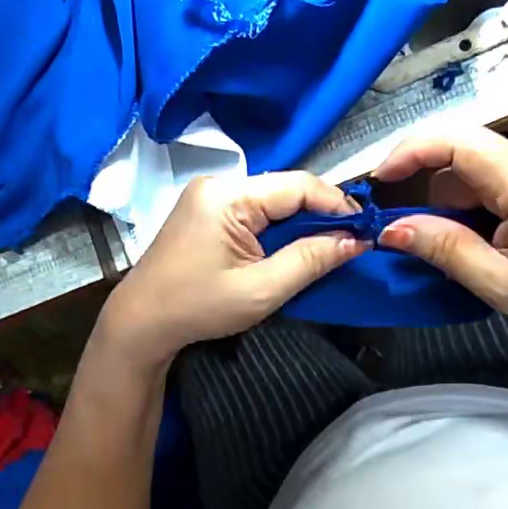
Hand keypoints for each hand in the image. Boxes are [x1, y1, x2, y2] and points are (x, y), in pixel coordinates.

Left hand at [98, 172, 369, 364]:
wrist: (141, 323)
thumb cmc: (198, 308)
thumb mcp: (262, 289)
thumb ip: (312, 260)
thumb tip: (357, 241)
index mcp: (228, 196)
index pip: (298, 185)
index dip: (337, 204)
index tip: (366, 228)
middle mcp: (218, 185)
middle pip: (286, 189)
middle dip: (321, 213)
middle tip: (353, 239)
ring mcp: (210, 196)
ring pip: (273, 200)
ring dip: (302, 221)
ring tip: (331, 244)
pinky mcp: (207, 211)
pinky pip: (255, 210)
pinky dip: (280, 227)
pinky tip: (295, 245)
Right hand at [373, 129, 507, 341]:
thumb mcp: (506, 285)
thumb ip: (447, 250)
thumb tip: (392, 228)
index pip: (453, 141)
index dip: (407, 153)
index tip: (376, 182)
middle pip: (462, 161)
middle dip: (432, 198)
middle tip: (420, 246)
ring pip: (478, 174)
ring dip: (457, 208)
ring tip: (471, 256)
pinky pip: (499, 182)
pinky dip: (480, 209)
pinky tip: (492, 245)